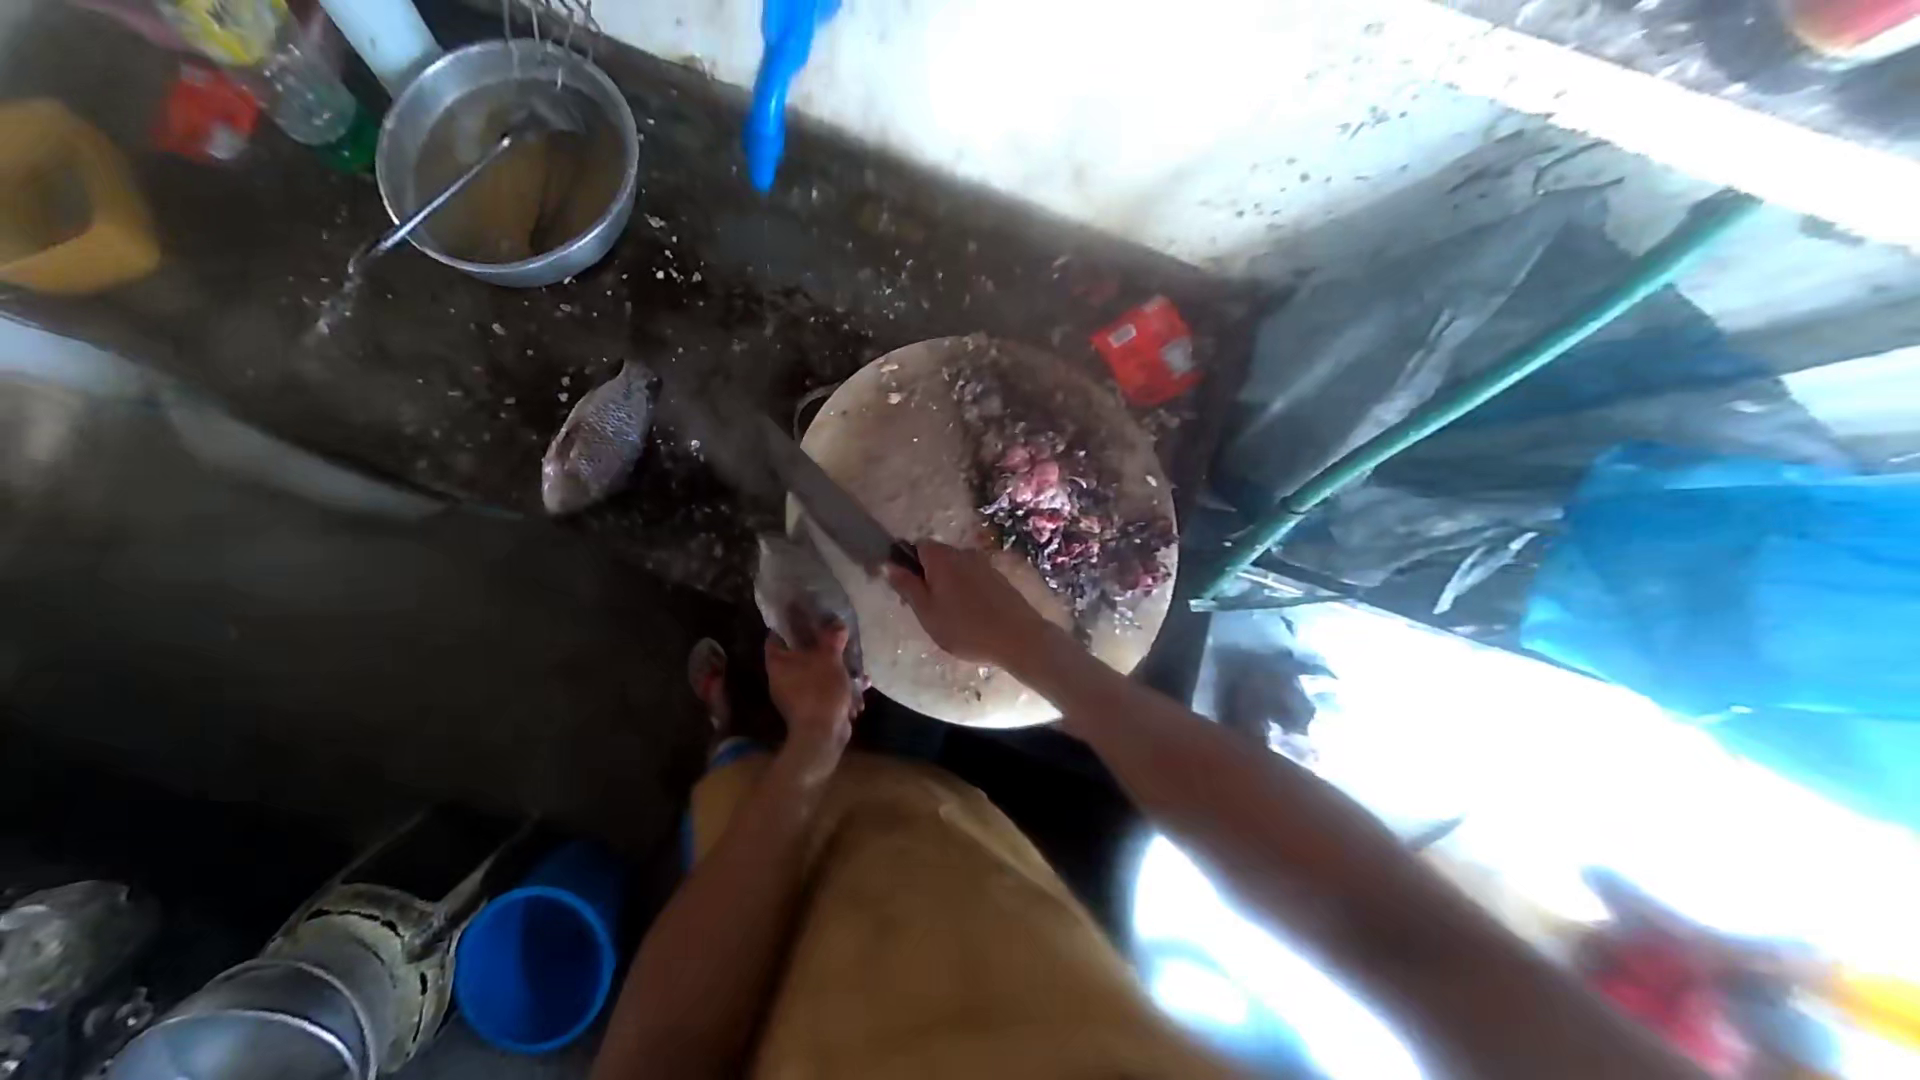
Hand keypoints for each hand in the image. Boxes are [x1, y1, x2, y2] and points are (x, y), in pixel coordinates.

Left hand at [764, 620, 858, 761]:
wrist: (823, 734)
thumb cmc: (820, 690)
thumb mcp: (830, 658)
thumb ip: (832, 638)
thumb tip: (837, 623)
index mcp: (778, 663)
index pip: (775, 636)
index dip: (789, 625)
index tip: (806, 617)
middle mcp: (781, 679)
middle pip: (798, 655)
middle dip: (819, 648)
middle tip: (835, 638)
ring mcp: (794, 696)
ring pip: (814, 673)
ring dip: (834, 669)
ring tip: (854, 664)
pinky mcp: (809, 709)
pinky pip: (823, 690)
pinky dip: (839, 687)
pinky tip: (860, 685)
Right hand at [884, 540, 1052, 666]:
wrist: (1018, 638)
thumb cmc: (964, 627)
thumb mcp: (926, 611)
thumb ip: (907, 586)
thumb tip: (890, 565)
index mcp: (942, 557)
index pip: (917, 546)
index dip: (908, 564)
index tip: (907, 590)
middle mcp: (963, 552)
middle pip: (937, 557)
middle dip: (928, 577)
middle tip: (926, 609)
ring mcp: (984, 564)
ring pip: (956, 569)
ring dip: (947, 585)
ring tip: (949, 616)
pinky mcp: (999, 578)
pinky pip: (973, 578)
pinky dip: (966, 591)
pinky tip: (970, 616)